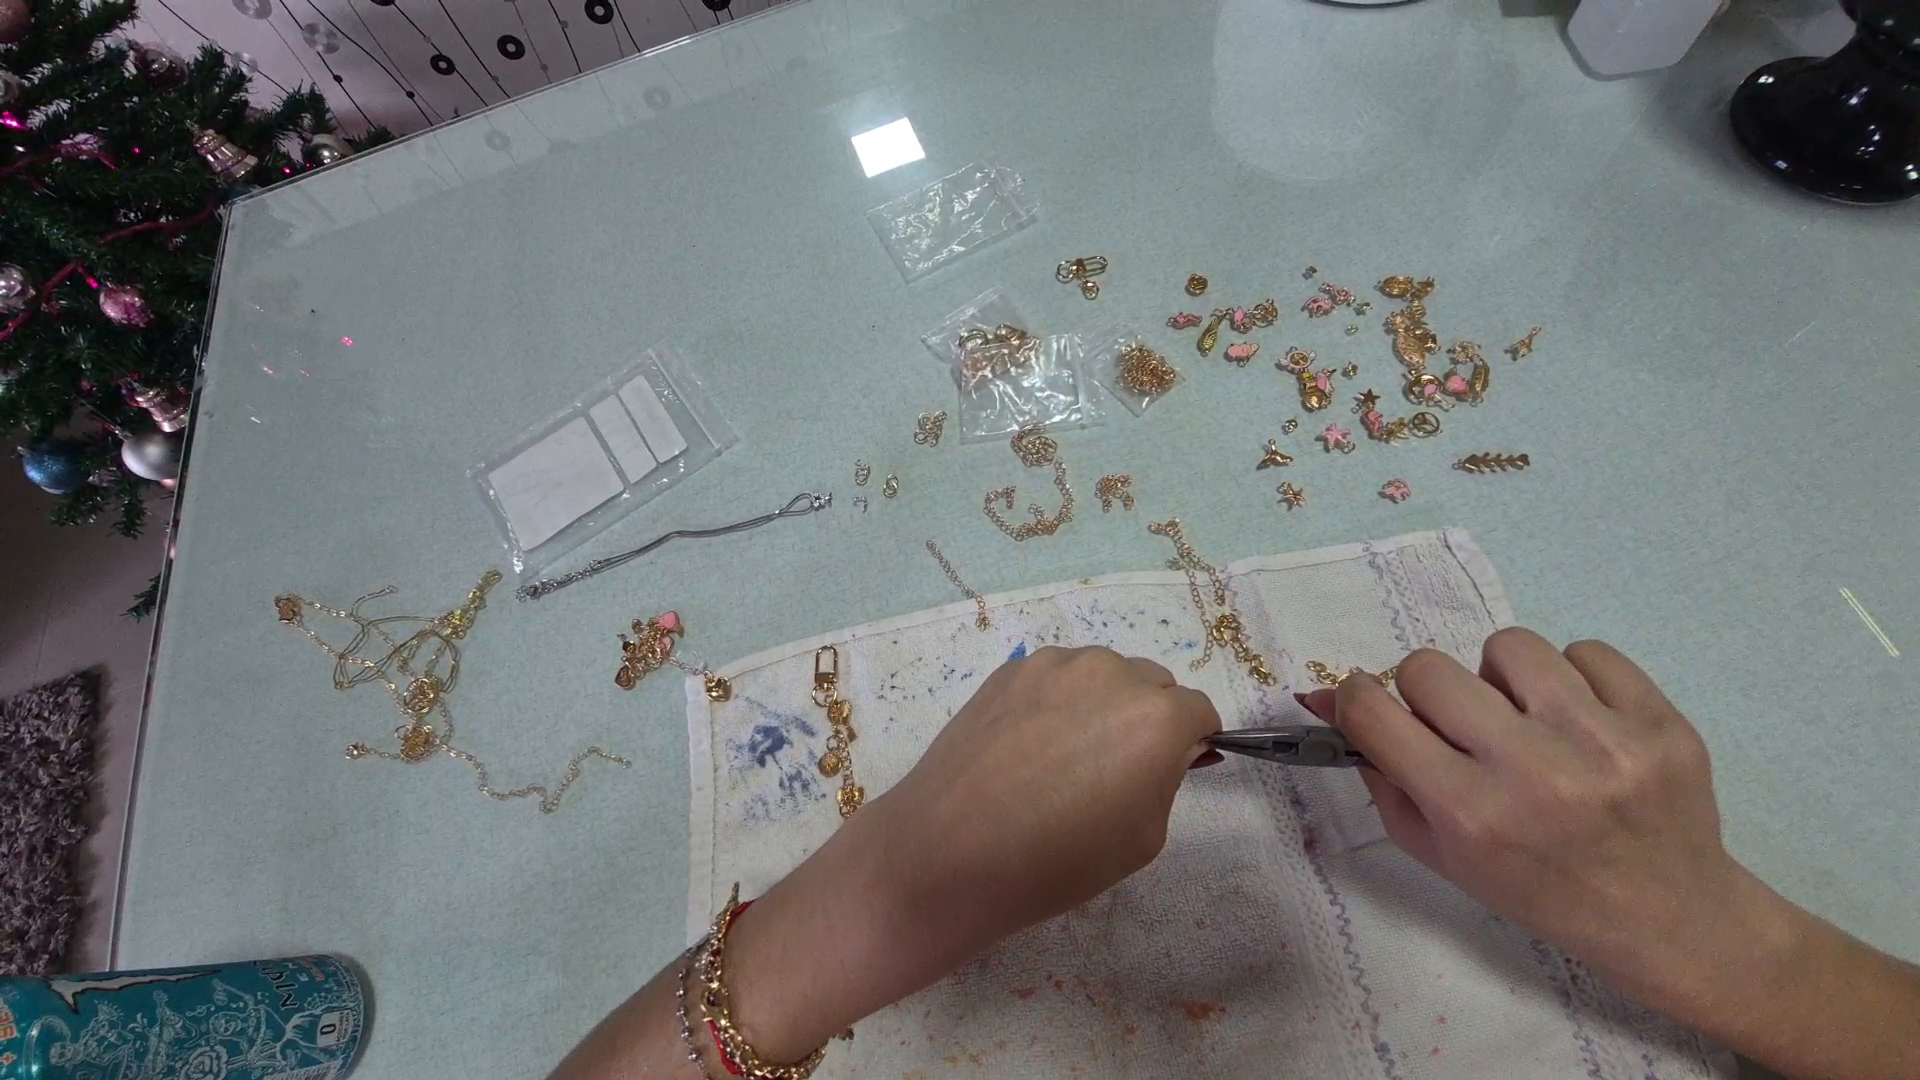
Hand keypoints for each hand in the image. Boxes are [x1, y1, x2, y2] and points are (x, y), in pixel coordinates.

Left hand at [725, 646, 1220, 1059]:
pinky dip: (1058, 697)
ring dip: (1102, 700)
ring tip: (1063, 753)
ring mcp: (1055, 663)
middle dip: (1149, 716)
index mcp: (1157, 716)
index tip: (1170, 768)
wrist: (952, 847)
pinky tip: (1027, 741)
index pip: (1197, 710)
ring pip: (1102, 672)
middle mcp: (1111, 672)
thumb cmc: (1057, 859)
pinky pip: (1056, 674)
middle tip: (1115, 766)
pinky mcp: (1011, 667)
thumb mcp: (1142, 836)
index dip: (1190, 741)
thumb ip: (1167, 777)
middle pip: (1151, 682)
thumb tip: (1169, 748)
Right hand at [1300, 629, 1765, 1008]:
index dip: (1358, 696)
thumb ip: (1376, 767)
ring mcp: (1605, 743)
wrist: (1671, 920)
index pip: (1372, 710)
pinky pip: (1586, 650)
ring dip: (1502, 679)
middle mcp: (1531, 771)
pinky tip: (1583, 722)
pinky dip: (1572, 678)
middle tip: (1459, 725)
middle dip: (1428, 691)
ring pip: (1507, 645)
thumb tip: (1326, 697)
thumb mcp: (1433, 846)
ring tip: (1528, 720)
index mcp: (1468, 811)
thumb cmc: (1531, 886)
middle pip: (1428, 666)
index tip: (1373, 703)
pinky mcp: (1663, 723)